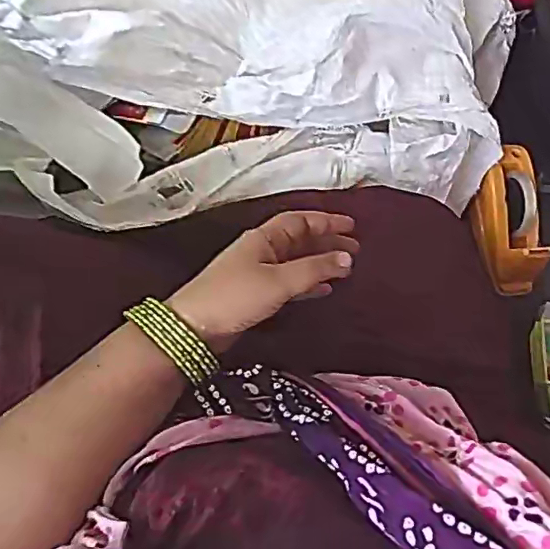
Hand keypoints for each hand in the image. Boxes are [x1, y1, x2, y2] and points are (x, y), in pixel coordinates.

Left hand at [167, 212, 357, 350]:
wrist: (195, 327)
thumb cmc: (235, 297)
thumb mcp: (278, 281)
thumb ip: (314, 269)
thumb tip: (347, 258)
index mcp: (264, 239)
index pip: (300, 221)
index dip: (326, 221)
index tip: (351, 225)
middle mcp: (262, 251)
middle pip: (300, 240)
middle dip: (327, 241)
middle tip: (354, 248)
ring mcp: (259, 273)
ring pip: (297, 261)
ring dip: (320, 262)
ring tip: (345, 267)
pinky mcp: (257, 294)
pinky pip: (290, 282)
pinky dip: (308, 282)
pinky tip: (323, 288)